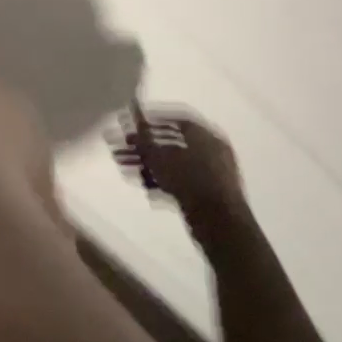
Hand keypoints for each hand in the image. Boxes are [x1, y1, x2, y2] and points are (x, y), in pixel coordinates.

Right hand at [110, 106, 245, 224]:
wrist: (219, 222)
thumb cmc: (189, 180)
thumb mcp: (159, 157)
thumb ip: (142, 139)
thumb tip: (132, 123)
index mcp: (205, 136)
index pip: (176, 119)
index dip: (152, 119)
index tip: (132, 122)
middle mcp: (211, 150)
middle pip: (170, 142)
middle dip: (143, 145)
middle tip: (122, 146)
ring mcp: (211, 172)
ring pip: (173, 161)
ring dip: (147, 162)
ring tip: (123, 166)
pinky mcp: (208, 191)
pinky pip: (180, 178)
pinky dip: (161, 178)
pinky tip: (143, 183)